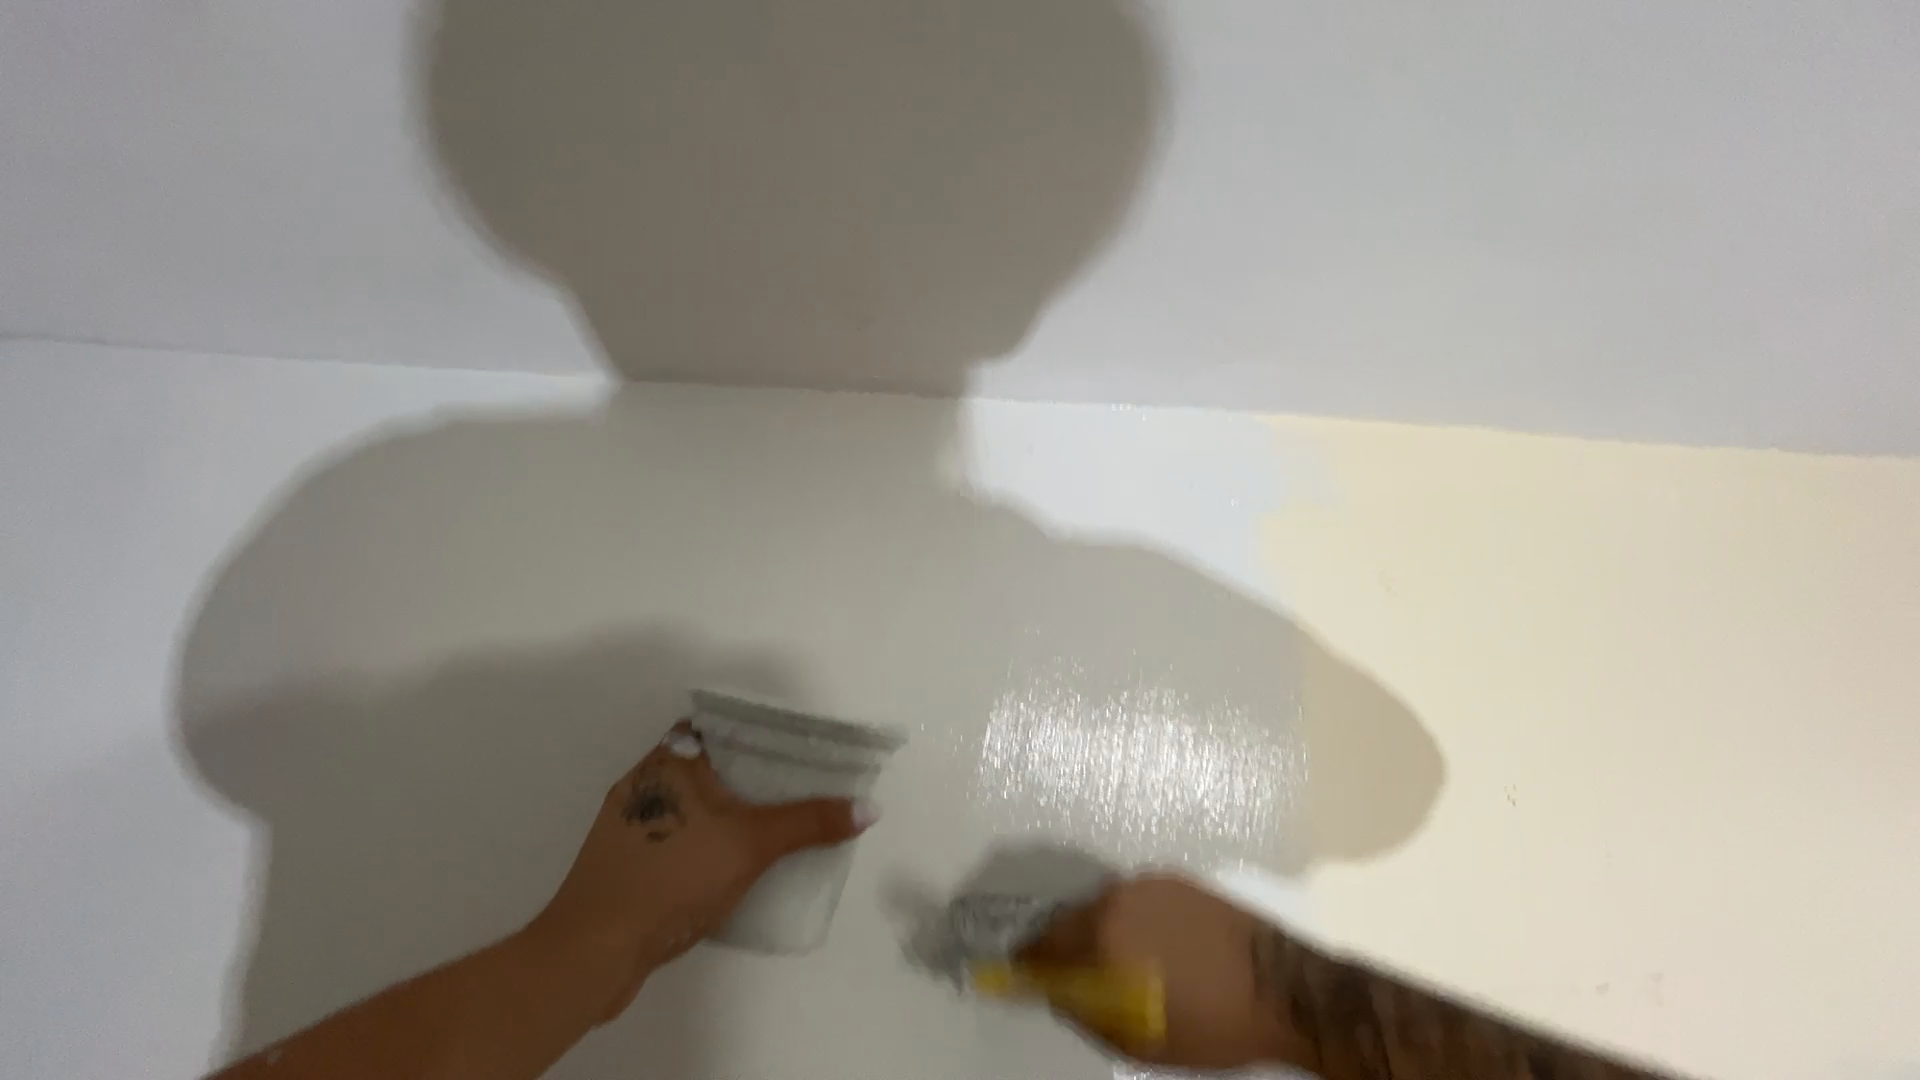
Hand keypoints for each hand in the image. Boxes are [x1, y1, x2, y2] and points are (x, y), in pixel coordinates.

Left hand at [529, 720, 874, 1021]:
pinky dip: (705, 839)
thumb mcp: (751, 845)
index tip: (791, 744)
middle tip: (795, 783)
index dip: (754, 732)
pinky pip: (676, 836)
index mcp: (669, 761)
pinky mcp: (624, 864)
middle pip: (707, 764)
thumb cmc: (672, 878)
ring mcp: (629, 825)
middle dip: (748, 774)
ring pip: (690, 804)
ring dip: (726, 810)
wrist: (593, 954)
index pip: (717, 727)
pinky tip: (732, 860)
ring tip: (774, 819)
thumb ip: (808, 823)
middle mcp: (644, 783)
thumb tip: (869, 807)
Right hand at [1021, 874, 1310, 1070]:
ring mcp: (1147, 883)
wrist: (1283, 986)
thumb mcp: (1143, 1043)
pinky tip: (1152, 941)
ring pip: (1103, 905)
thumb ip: (1090, 1016)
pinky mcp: (1175, 877)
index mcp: (1104, 936)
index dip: (1029, 960)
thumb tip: (1061, 997)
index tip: (1020, 969)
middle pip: (1072, 919)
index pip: (1045, 943)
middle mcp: (1117, 898)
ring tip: (1117, 958)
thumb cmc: (1210, 1024)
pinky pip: (1135, 897)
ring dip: (1098, 928)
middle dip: (1063, 944)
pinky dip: (1130, 916)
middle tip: (1071, 970)